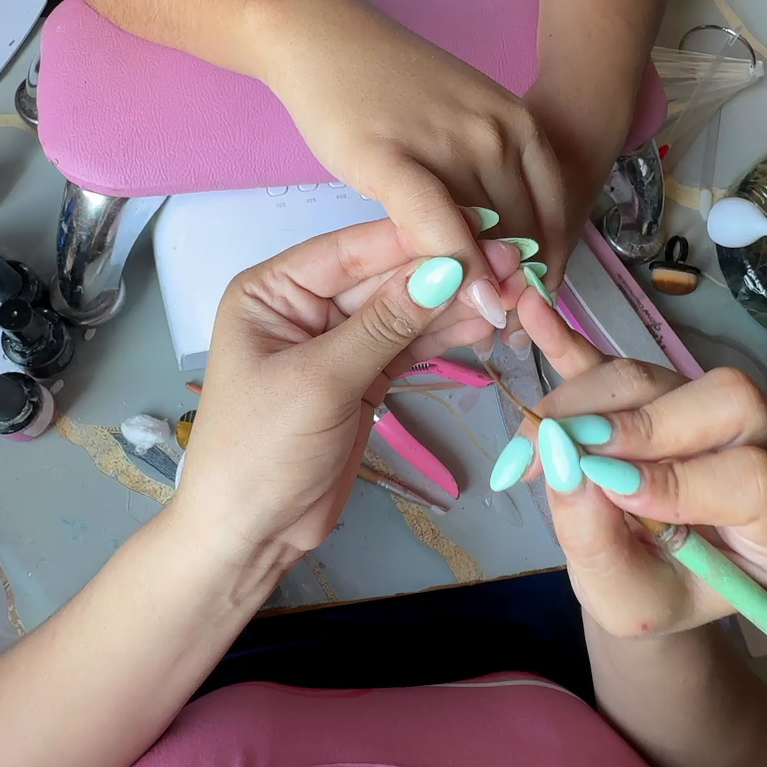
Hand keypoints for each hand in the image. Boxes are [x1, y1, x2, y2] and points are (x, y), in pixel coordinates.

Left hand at [178, 217, 525, 559]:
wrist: (251, 535)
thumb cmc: (261, 451)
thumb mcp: (320, 382)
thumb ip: (384, 324)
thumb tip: (446, 270)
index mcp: (275, 288)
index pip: (354, 248)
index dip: (417, 237)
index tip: (479, 231)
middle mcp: (307, 303)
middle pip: (386, 275)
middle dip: (447, 271)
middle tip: (513, 261)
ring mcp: (340, 338)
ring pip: (405, 308)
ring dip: (456, 302)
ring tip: (514, 289)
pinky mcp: (366, 373)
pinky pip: (411, 342)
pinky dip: (446, 334)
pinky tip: (486, 322)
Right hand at [267, 33, 564, 334]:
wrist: (326, 39)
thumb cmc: (388, 83)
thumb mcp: (458, 119)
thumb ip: (486, 171)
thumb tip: (499, 234)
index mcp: (519, 126)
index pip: (554, 212)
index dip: (550, 265)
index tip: (535, 301)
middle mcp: (499, 135)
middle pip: (524, 230)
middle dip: (520, 284)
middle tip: (505, 325)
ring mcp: (452, 145)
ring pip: (487, 235)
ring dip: (490, 285)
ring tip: (480, 323)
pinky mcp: (397, 159)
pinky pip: (437, 223)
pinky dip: (453, 264)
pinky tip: (455, 295)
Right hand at [507, 294, 766, 637]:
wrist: (645, 579)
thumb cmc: (650, 597)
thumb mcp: (625, 598)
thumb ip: (596, 536)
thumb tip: (561, 459)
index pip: (753, 478)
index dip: (676, 477)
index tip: (602, 485)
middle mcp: (762, 452)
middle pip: (722, 399)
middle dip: (634, 421)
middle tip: (566, 448)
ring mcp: (708, 412)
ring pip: (656, 376)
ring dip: (585, 399)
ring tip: (532, 441)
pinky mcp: (654, 390)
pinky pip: (613, 358)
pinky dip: (568, 340)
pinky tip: (534, 312)